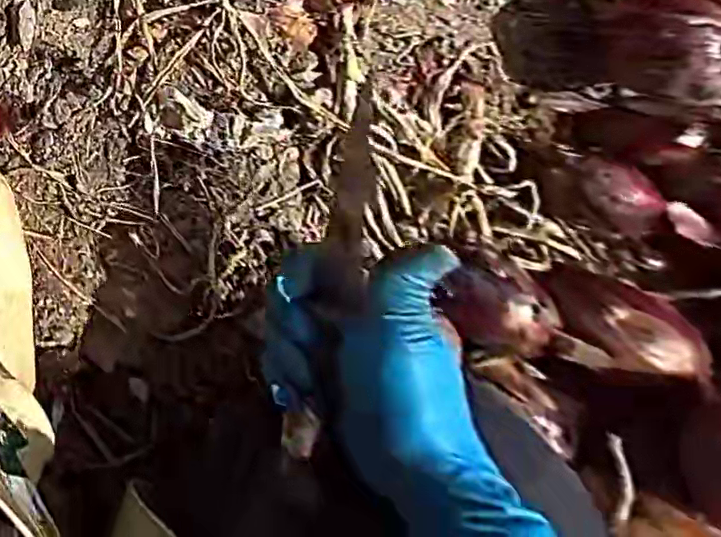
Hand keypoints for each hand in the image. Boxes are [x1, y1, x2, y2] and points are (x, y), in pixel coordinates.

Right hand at [263, 245, 551, 536]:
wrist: (414, 471)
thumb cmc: (410, 392)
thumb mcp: (408, 327)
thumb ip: (405, 278)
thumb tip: (444, 250)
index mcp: (367, 299)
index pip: (311, 262)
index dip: (295, 274)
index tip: (294, 296)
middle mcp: (345, 318)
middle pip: (286, 296)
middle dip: (287, 326)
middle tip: (308, 351)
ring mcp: (328, 352)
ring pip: (277, 330)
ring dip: (285, 358)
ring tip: (309, 387)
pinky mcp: (315, 382)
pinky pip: (279, 363)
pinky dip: (284, 380)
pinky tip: (302, 402)